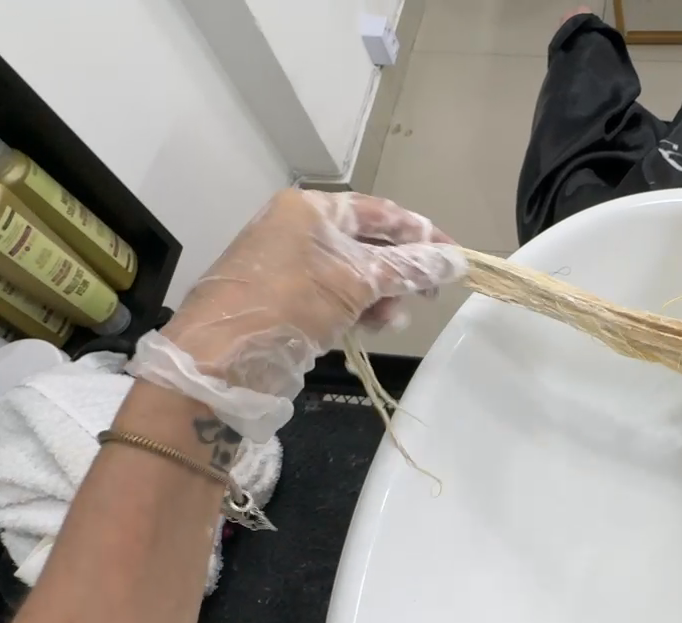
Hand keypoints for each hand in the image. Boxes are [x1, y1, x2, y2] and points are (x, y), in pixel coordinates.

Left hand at [135, 190, 465, 440]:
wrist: (225, 354)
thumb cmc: (290, 302)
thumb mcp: (356, 281)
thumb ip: (409, 269)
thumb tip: (456, 261)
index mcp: (312, 210)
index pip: (382, 213)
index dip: (423, 234)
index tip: (456, 258)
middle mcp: (302, 230)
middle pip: (372, 245)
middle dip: (402, 273)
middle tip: (429, 297)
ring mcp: (296, 266)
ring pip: (360, 276)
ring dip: (384, 298)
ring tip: (391, 320)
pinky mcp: (293, 300)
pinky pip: (342, 299)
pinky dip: (362, 312)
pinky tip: (370, 328)